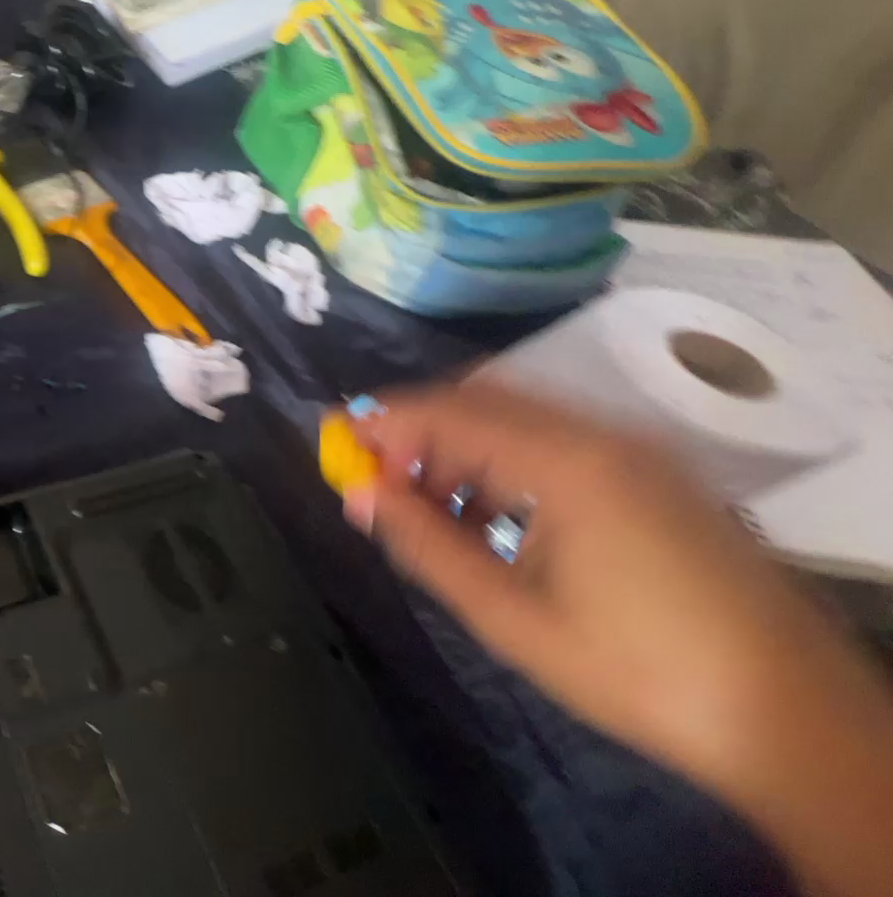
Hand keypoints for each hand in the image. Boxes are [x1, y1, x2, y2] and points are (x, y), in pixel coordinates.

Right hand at [344, 382, 892, 896]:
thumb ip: (423, 543)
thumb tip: (355, 493)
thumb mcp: (506, 614)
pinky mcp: (653, 478)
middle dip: (413, 430)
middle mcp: (601, 439)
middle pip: (479, 400)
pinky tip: (484, 515)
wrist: (795, 723)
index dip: (378, 422)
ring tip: (419, 504)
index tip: (328, 442)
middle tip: (371, 477)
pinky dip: (500, 460)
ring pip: (515, 418)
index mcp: (564, 464)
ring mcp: (635, 455)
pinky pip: (553, 442)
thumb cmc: (635, 670)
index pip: (446, 411)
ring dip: (455, 446)